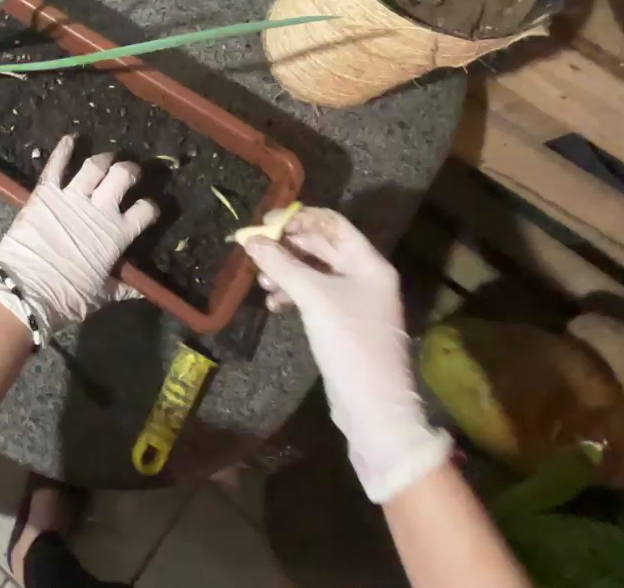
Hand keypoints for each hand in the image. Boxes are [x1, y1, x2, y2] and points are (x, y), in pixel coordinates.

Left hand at [0, 136, 156, 338]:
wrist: (25, 292)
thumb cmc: (66, 298)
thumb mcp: (100, 296)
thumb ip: (122, 288)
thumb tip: (141, 291)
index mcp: (116, 235)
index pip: (146, 211)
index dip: (152, 206)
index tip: (151, 205)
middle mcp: (98, 210)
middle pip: (122, 176)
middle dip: (131, 169)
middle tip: (131, 170)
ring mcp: (70, 198)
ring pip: (94, 166)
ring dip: (104, 158)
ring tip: (108, 157)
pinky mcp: (45, 193)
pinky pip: (56, 165)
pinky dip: (63, 149)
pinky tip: (71, 138)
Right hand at [239, 207, 451, 502]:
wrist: (373, 405)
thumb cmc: (349, 341)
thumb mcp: (313, 297)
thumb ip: (281, 264)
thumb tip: (250, 240)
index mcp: (367, 262)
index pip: (331, 223)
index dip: (298, 218)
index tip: (264, 223)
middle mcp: (363, 275)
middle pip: (320, 246)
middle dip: (286, 246)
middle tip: (254, 249)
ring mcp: (353, 300)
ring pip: (312, 271)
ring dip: (285, 270)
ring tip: (261, 280)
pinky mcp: (341, 321)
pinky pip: (312, 294)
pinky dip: (291, 294)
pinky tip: (274, 303)